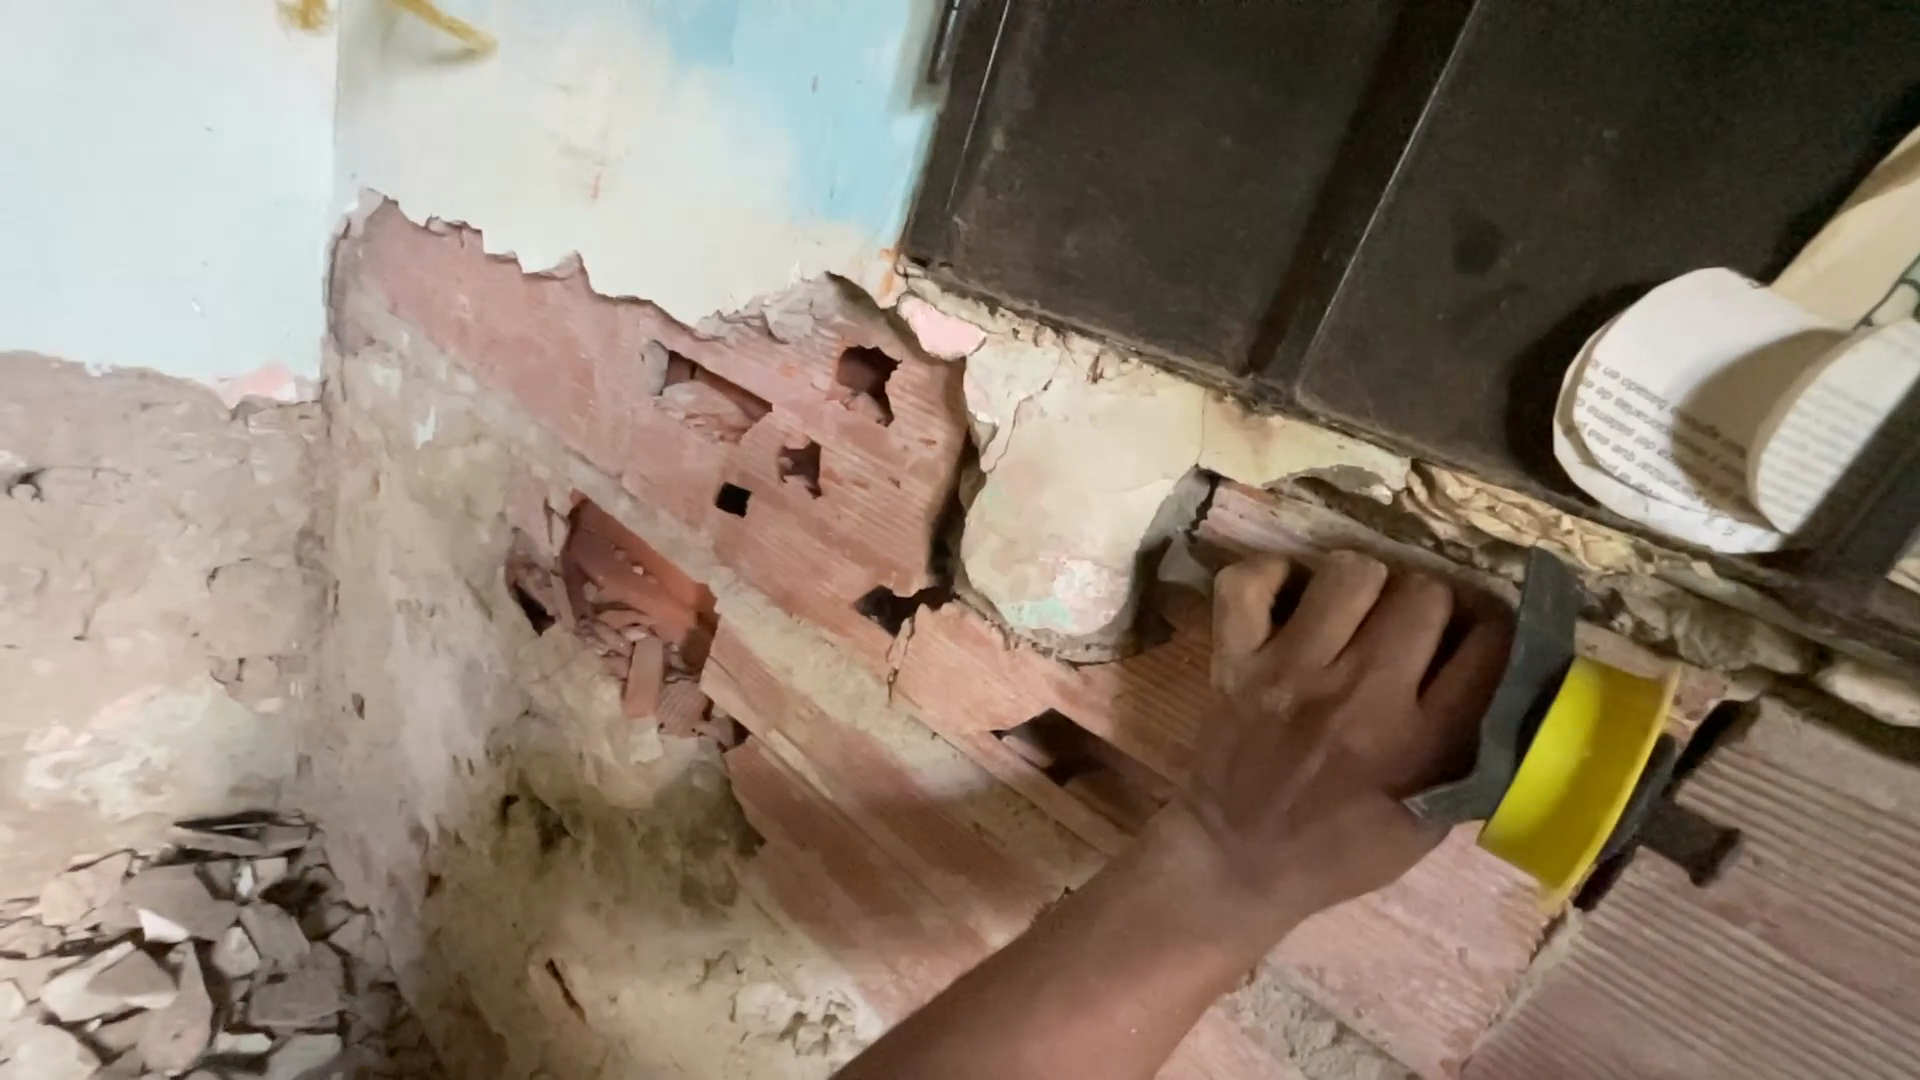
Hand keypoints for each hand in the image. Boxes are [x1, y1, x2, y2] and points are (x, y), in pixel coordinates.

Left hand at [1157, 552, 1512, 935]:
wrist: (1237, 855)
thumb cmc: (1342, 849)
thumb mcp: (1434, 819)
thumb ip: (1475, 747)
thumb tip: (1513, 672)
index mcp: (1426, 744)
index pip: (1494, 641)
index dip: (1490, 628)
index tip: (1472, 636)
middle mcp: (1361, 696)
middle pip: (1424, 593)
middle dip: (1428, 602)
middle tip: (1409, 625)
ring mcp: (1291, 672)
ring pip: (1350, 572)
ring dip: (1361, 582)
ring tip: (1354, 610)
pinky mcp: (1234, 659)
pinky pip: (1249, 580)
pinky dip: (1269, 576)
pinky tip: (1286, 598)